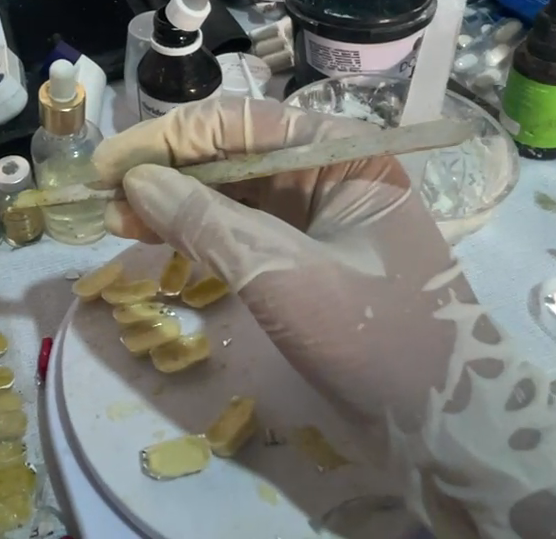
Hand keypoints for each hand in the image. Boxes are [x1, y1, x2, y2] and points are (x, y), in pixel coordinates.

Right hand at [93, 97, 466, 430]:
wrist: (452, 433)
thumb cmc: (379, 342)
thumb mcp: (284, 276)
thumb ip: (206, 222)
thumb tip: (136, 182)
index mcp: (337, 151)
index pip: (234, 122)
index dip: (162, 139)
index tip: (108, 166)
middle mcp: (323, 167)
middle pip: (225, 150)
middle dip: (162, 170)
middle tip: (103, 197)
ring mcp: (314, 209)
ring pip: (225, 187)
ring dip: (170, 200)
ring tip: (115, 219)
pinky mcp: (302, 247)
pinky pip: (236, 222)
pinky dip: (193, 228)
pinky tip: (153, 236)